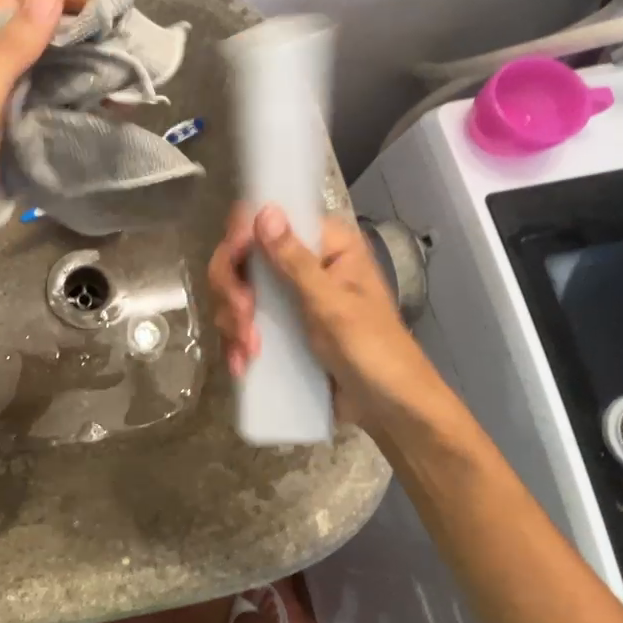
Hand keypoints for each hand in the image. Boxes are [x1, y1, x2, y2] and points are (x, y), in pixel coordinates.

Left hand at [0, 0, 97, 247]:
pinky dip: (72, 86)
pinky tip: (101, 95)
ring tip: (119, 65)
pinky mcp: (4, 115)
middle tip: (122, 36)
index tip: (108, 5)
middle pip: (31, 22)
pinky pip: (43, 88)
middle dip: (76, 23)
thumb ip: (11, 50)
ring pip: (41, 55)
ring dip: (79, 55)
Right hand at [207, 204, 454, 430]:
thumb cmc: (374, 352)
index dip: (241, 240)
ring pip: (237, 290)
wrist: (389, 410)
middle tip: (243, 321)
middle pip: (243, 256)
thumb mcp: (333, 306)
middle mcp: (305, 261)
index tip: (234, 273)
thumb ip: (296, 261)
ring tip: (248, 352)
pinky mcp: (280, 327)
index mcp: (327, 244)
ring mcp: (289, 295)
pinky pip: (242, 321)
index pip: (267, 220)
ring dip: (233, 321)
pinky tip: (242, 363)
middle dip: (234, 291)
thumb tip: (263, 211)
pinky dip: (236, 340)